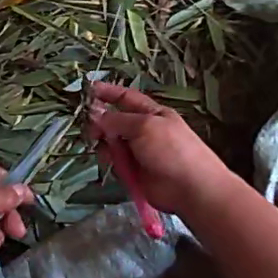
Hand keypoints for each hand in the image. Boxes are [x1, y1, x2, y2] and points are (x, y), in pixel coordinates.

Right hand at [87, 82, 246, 216]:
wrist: (190, 188)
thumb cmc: (171, 150)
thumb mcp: (145, 126)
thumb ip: (118, 119)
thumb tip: (96, 113)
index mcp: (152, 113)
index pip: (126, 97)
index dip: (107, 92)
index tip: (87, 89)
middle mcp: (145, 129)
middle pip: (115, 120)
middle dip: (101, 122)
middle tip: (90, 129)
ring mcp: (140, 151)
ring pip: (113, 142)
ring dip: (105, 143)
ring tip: (103, 148)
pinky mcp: (135, 171)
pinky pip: (116, 161)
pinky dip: (111, 160)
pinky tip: (111, 162)